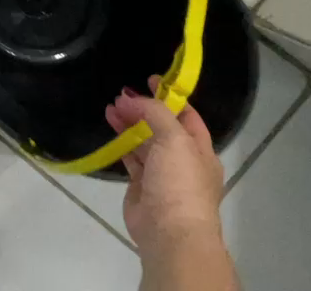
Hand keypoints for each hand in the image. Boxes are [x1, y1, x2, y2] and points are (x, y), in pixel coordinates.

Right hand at [105, 75, 225, 254]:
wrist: (170, 232)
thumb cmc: (180, 182)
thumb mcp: (174, 139)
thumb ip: (155, 112)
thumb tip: (131, 97)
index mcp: (200, 151)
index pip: (187, 116)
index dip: (170, 96)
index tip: (149, 78)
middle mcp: (183, 161)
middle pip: (162, 127)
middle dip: (144, 108)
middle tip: (122, 93)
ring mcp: (162, 173)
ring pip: (144, 140)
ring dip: (129, 122)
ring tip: (110, 106)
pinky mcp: (142, 184)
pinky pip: (131, 156)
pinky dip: (121, 141)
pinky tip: (110, 126)